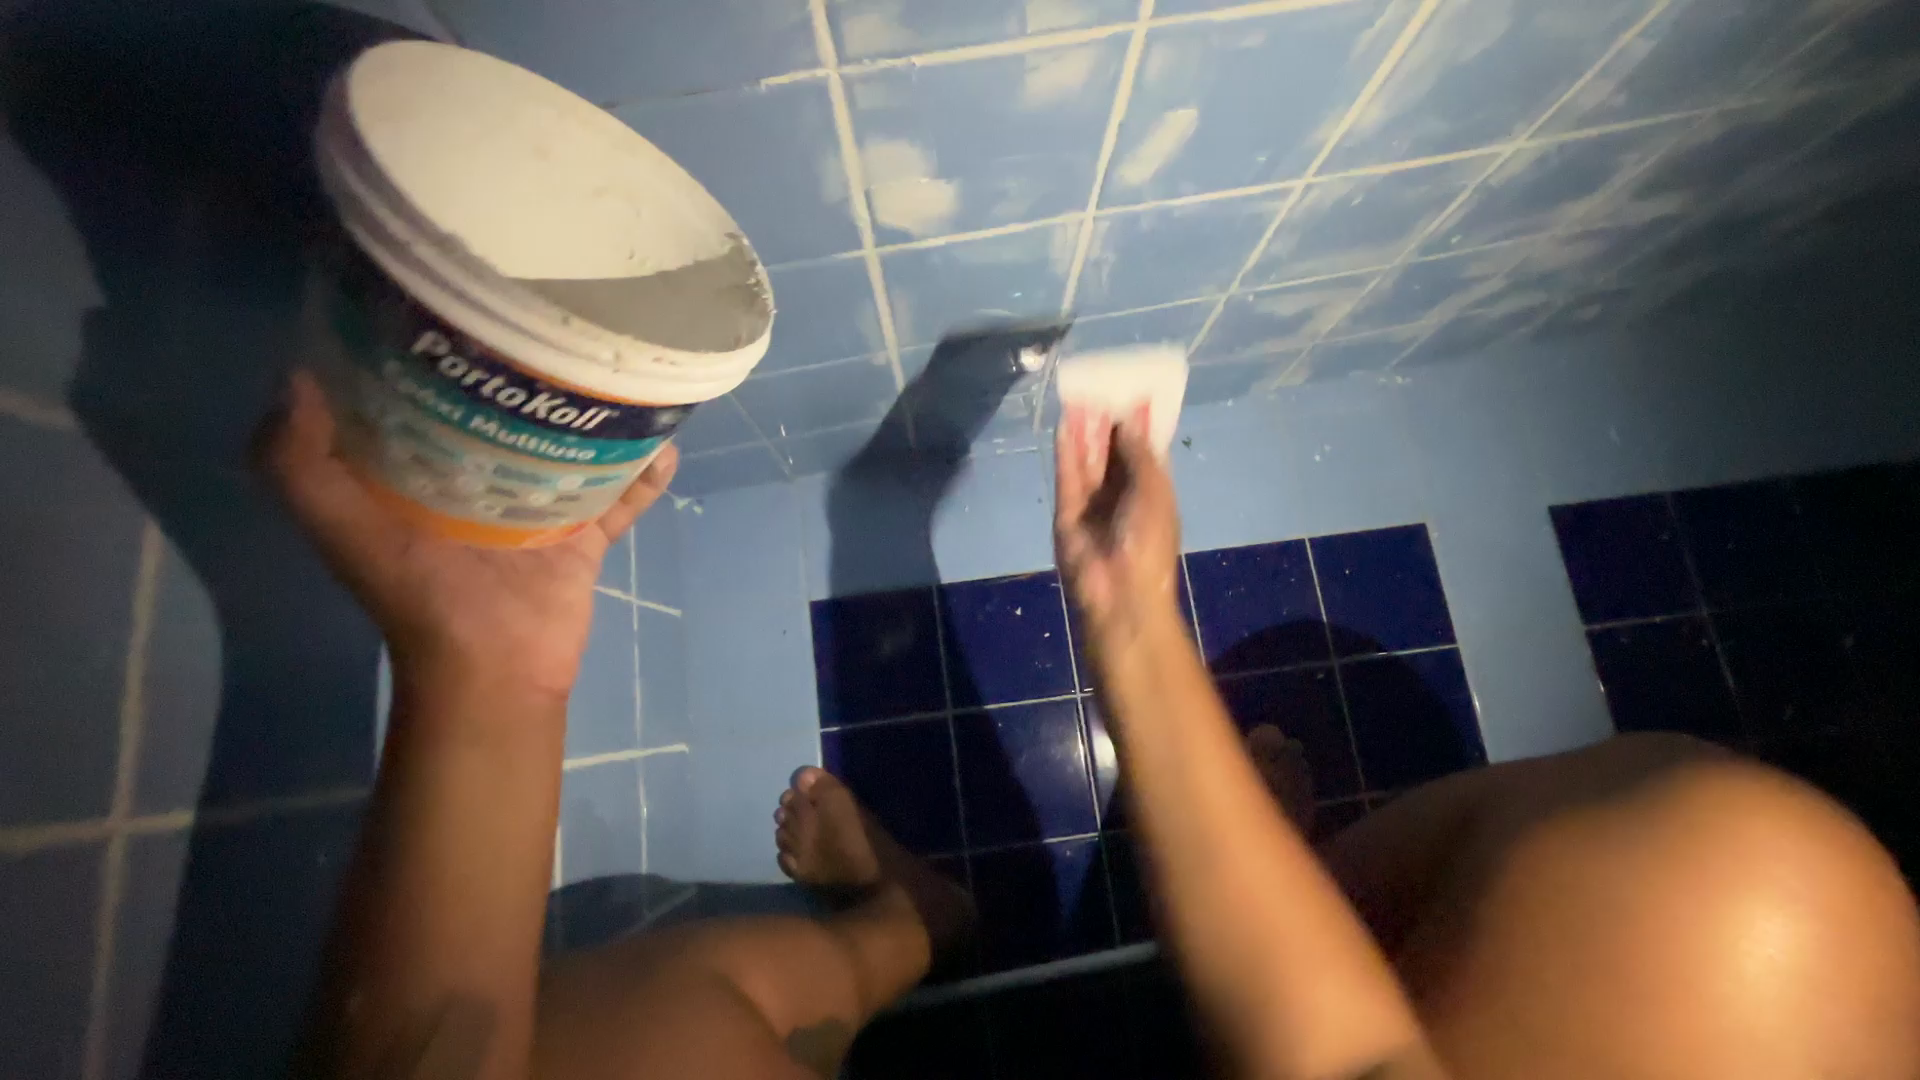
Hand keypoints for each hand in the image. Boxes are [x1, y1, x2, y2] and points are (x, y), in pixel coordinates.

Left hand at [257, 370, 677, 699]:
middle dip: (530, 379)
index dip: (436, 355)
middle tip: (557, 328)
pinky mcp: (586, 535)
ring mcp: (542, 508)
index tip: (454, 305)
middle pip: (511, 418)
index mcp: (421, 474)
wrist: (497, 668)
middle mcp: (482, 481)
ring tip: (620, 379)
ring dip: (598, 421)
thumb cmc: (421, 597)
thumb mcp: (343, 529)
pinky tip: (664, 445)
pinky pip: (620, 497)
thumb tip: (301, 373)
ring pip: (573, 451)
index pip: (428, 400)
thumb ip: (299, 464)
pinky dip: (642, 476)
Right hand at [1054, 404, 1182, 654]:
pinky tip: (1066, 423)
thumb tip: (1129, 420)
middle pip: (1112, 451)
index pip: (1142, 450)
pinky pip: (1067, 475)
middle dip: (1107, 422)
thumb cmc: (1149, 542)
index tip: (1131, 391)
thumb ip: (1140, 454)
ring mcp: (1091, 503)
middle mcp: (1120, 494)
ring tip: (1080, 394)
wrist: (1120, 592)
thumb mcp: (1155, 491)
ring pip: (1087, 459)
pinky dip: (1066, 450)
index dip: (1137, 423)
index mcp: (1150, 491)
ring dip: (1084, 430)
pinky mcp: (1066, 511)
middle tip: (1101, 385)